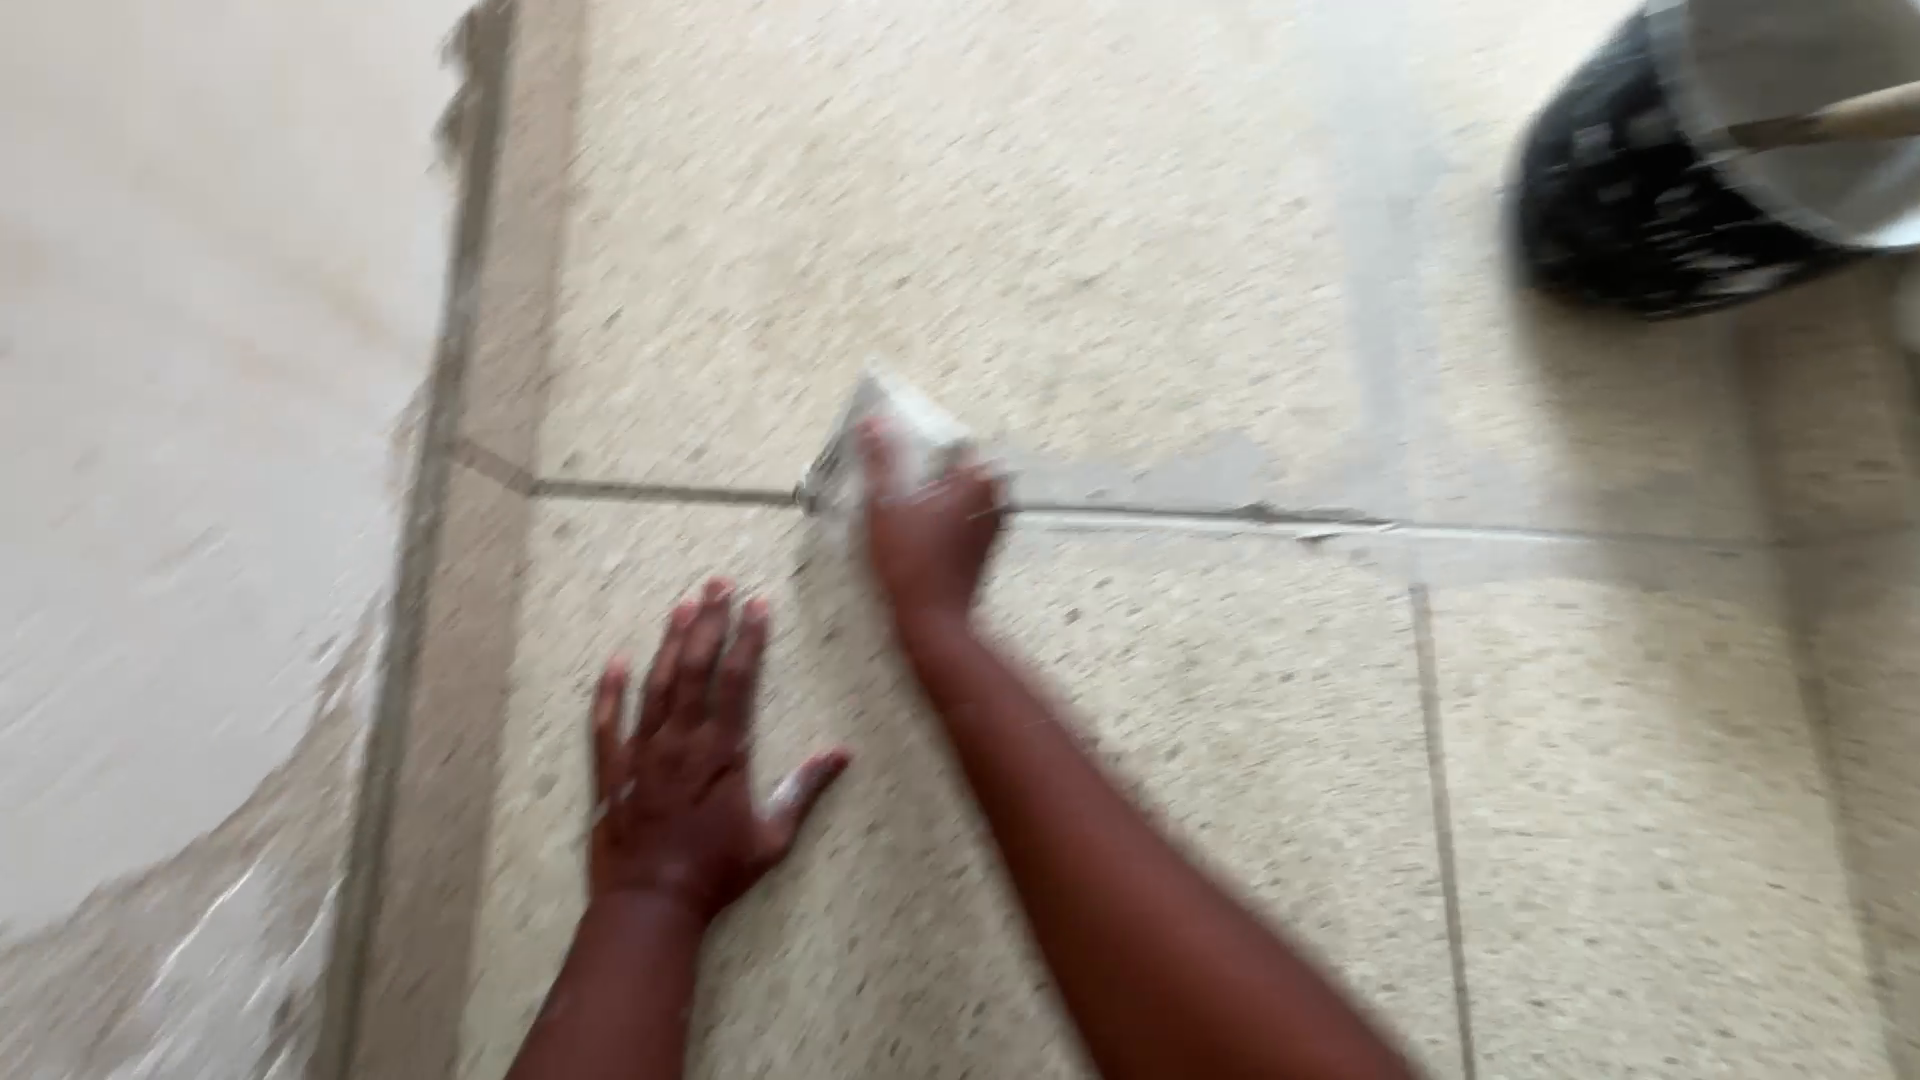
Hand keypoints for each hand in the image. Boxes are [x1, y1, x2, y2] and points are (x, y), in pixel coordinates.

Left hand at [587, 579, 850, 923]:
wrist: (649, 906)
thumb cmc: (716, 872)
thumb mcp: (773, 837)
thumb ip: (805, 790)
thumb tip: (842, 754)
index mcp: (721, 751)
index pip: (738, 680)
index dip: (749, 639)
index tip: (757, 605)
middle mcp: (680, 740)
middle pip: (694, 668)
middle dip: (709, 622)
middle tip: (717, 584)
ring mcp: (641, 752)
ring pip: (655, 684)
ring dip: (670, 642)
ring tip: (682, 606)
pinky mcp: (611, 771)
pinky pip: (606, 723)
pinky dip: (608, 691)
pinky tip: (614, 662)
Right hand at [857, 418, 1005, 631]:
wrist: (932, 619)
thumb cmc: (912, 564)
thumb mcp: (886, 504)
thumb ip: (881, 458)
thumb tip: (873, 421)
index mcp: (978, 480)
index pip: (952, 442)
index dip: (922, 443)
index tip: (897, 450)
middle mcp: (993, 498)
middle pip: (953, 467)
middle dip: (924, 468)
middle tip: (893, 480)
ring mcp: (991, 524)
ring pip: (956, 493)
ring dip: (930, 492)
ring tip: (897, 504)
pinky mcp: (981, 545)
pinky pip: (958, 516)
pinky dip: (937, 515)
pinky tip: (910, 528)